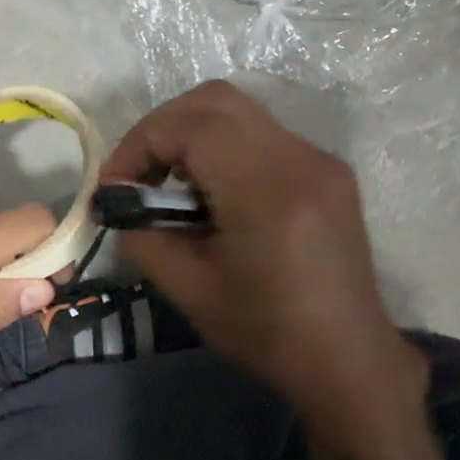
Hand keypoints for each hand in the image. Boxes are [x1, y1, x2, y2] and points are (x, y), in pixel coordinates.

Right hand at [103, 80, 423, 420]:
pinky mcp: (326, 172)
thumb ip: (144, 237)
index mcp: (267, 193)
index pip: (191, 126)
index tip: (114, 187)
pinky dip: (220, 152)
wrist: (345, 357)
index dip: (140, 144)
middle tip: (135, 177)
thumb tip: (120, 206)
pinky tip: (207, 199)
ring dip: (190, 139)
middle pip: (215, 101)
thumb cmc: (264, 333)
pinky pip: (260, 137)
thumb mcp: (187, 290)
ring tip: (167, 190)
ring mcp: (320, 161)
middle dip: (161, 130)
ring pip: (238, 114)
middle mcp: (301, 160)